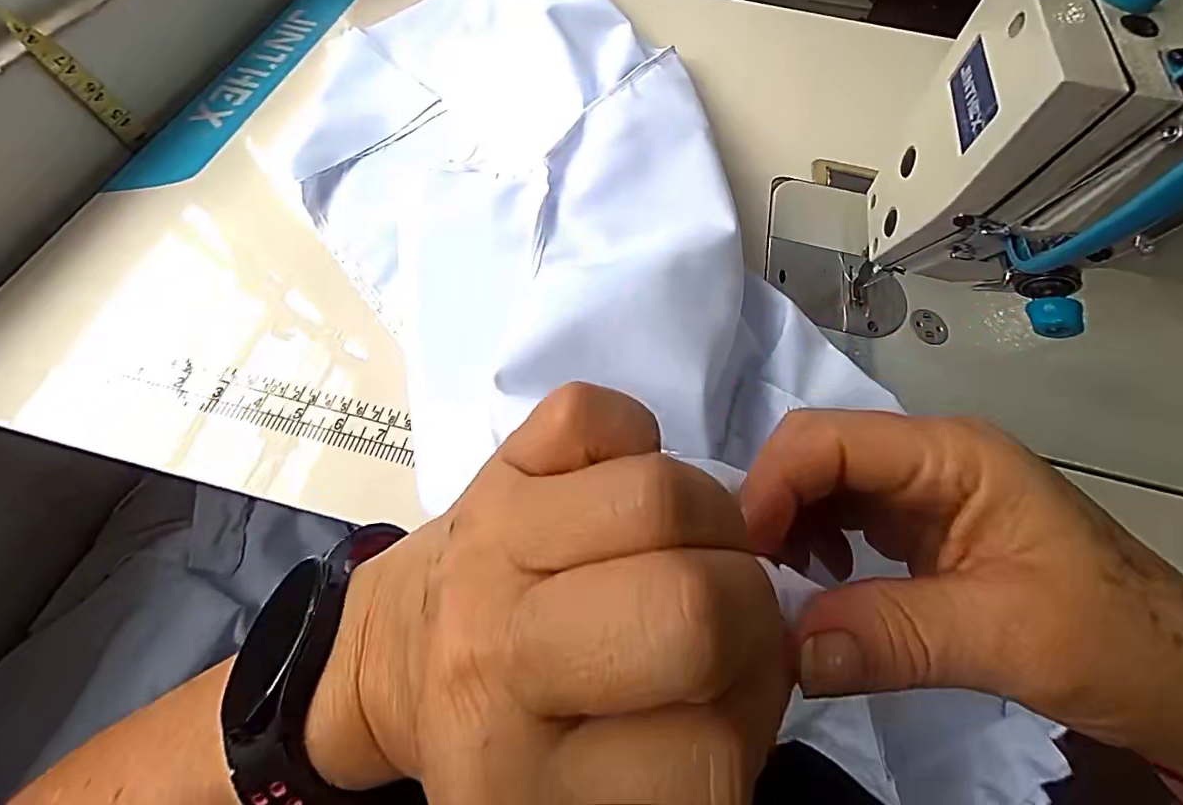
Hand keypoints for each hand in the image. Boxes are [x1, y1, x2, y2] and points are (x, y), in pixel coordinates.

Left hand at [307, 383, 792, 804]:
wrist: (412, 644)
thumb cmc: (532, 717)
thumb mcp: (631, 772)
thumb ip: (718, 720)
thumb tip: (770, 615)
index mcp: (533, 777)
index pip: (711, 741)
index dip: (748, 699)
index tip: (722, 681)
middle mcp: (495, 653)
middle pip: (687, 600)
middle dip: (740, 592)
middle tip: (716, 592)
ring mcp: (487, 541)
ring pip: (655, 494)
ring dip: (705, 510)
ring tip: (675, 535)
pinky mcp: (490, 466)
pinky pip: (587, 414)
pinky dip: (634, 434)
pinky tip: (618, 480)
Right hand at [739, 410, 1182, 793]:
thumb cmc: (1128, 647)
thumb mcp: (1009, 641)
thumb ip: (891, 637)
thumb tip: (788, 650)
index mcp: (950, 452)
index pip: (827, 439)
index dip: (773, 482)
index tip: (744, 549)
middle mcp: (925, 454)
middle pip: (814, 452)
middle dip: (772, 503)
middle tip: (748, 567)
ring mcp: (920, 485)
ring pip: (819, 480)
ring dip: (788, 524)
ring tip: (779, 579)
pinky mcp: (917, 520)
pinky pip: (839, 513)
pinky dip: (813, 543)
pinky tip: (819, 581)